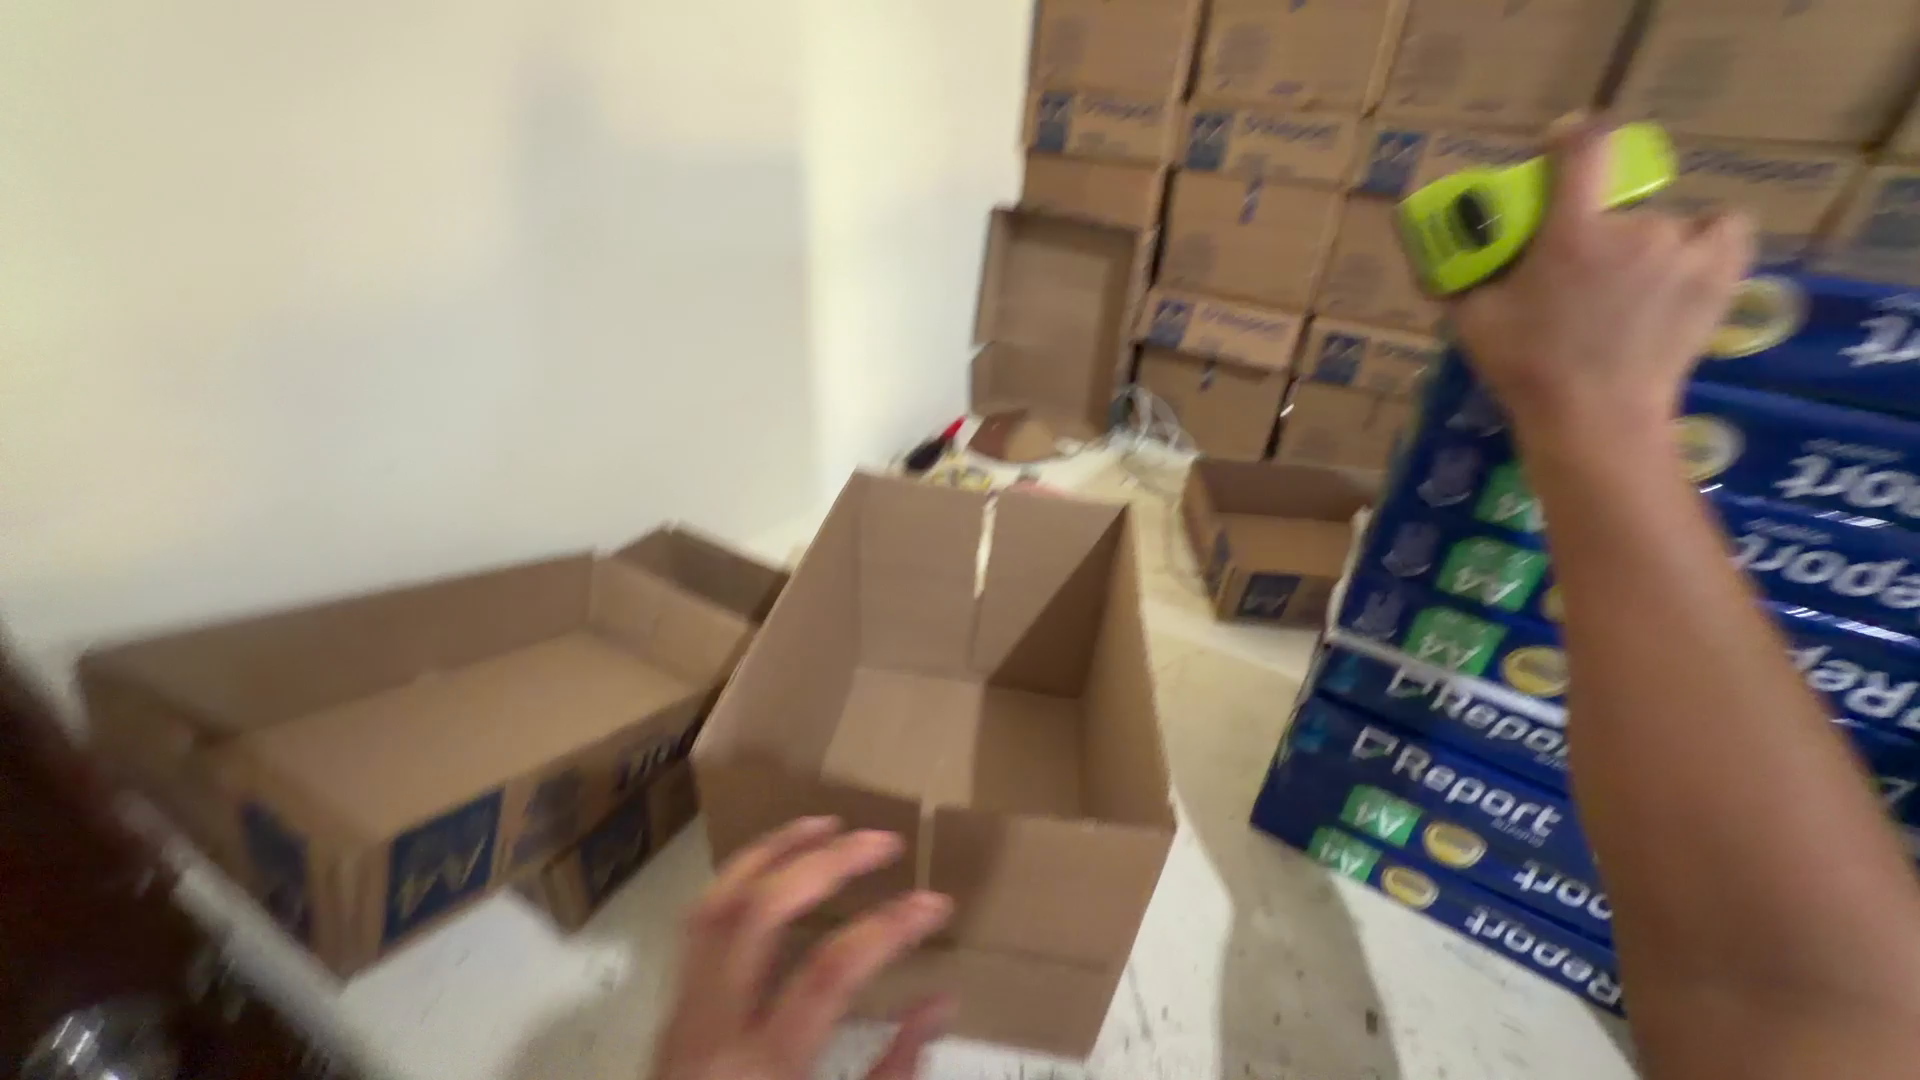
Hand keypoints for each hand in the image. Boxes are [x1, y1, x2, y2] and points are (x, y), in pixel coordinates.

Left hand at [649, 817, 955, 1079]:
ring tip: (827, 824)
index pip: (829, 972)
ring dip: (774, 853)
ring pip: (716, 903)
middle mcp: (713, 1031)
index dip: (888, 927)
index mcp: (763, 1071)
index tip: (934, 903)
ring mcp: (682, 1016)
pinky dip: (739, 879)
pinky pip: (699, 924)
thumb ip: (892, 1072)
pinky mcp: (671, 1012)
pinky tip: (776, 863)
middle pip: (761, 914)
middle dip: (827, 863)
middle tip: (882, 841)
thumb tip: (941, 1001)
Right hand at [1451, 118, 1755, 447]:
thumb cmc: (1526, 368)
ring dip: (1641, 244)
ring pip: (1662, 223)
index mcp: (1570, 234)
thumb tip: (1428, 264)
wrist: (1595, 416)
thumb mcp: (1472, 325)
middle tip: (1576, 272)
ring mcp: (1686, 247)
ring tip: (1622, 287)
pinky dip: (1700, 241)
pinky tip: (1676, 267)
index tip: (1559, 142)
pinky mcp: (1723, 270)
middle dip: (1595, 228)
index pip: (1582, 148)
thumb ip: (1456, 283)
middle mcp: (1634, 228)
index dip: (1570, 135)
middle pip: (1616, 204)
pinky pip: (1718, 230)